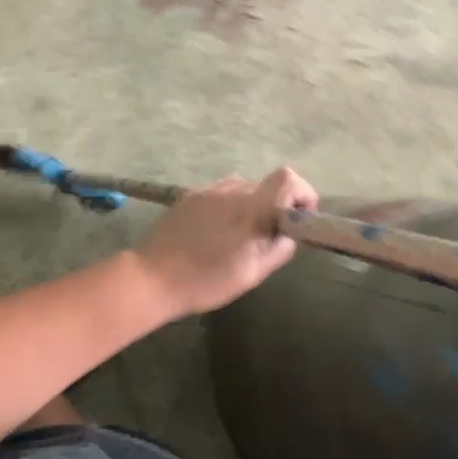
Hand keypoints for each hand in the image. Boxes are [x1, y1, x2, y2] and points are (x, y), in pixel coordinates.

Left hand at [134, 168, 316, 316]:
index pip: (287, 178)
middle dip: (275, 206)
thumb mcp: (253, 273)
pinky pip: (219, 192)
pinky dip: (228, 206)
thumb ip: (278, 247)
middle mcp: (229, 190)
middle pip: (264, 185)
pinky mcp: (188, 194)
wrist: (155, 275)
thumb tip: (290, 231)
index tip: (300, 218)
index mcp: (250, 209)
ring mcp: (206, 190)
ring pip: (241, 187)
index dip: (302, 193)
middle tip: (269, 237)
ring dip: (251, 205)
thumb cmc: (208, 281)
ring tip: (241, 236)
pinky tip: (217, 231)